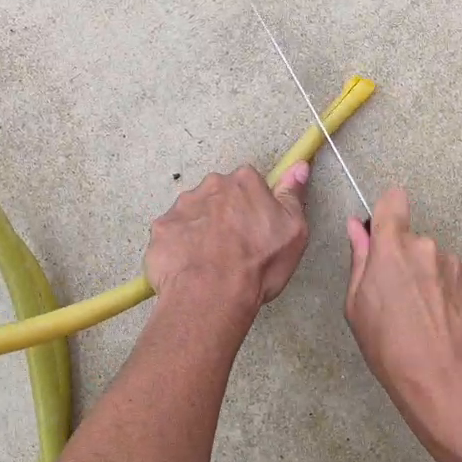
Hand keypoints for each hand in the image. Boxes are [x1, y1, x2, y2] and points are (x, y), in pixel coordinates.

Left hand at [144, 162, 310, 310]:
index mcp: (244, 182)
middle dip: (224, 214)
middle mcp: (212, 186)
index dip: (252, 205)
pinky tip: (190, 266)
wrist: (211, 295)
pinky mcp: (161, 229)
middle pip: (219, 195)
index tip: (255, 226)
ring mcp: (183, 206)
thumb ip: (293, 194)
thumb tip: (299, 167)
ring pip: (194, 213)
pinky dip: (179, 247)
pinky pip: (172, 234)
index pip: (249, 182)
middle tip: (233, 246)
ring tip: (210, 260)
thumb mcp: (293, 231)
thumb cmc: (256, 265)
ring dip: (201, 229)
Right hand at [344, 189, 461, 421]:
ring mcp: (453, 264)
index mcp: (393, 245)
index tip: (382, 233)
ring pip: (432, 261)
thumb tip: (357, 228)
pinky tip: (439, 324)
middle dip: (402, 259)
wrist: (446, 381)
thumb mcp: (357, 306)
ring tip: (420, 318)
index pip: (393, 200)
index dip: (387, 211)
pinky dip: (444, 294)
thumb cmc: (391, 347)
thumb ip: (359, 259)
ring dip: (425, 278)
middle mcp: (426, 245)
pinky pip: (451, 279)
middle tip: (395, 298)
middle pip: (411, 239)